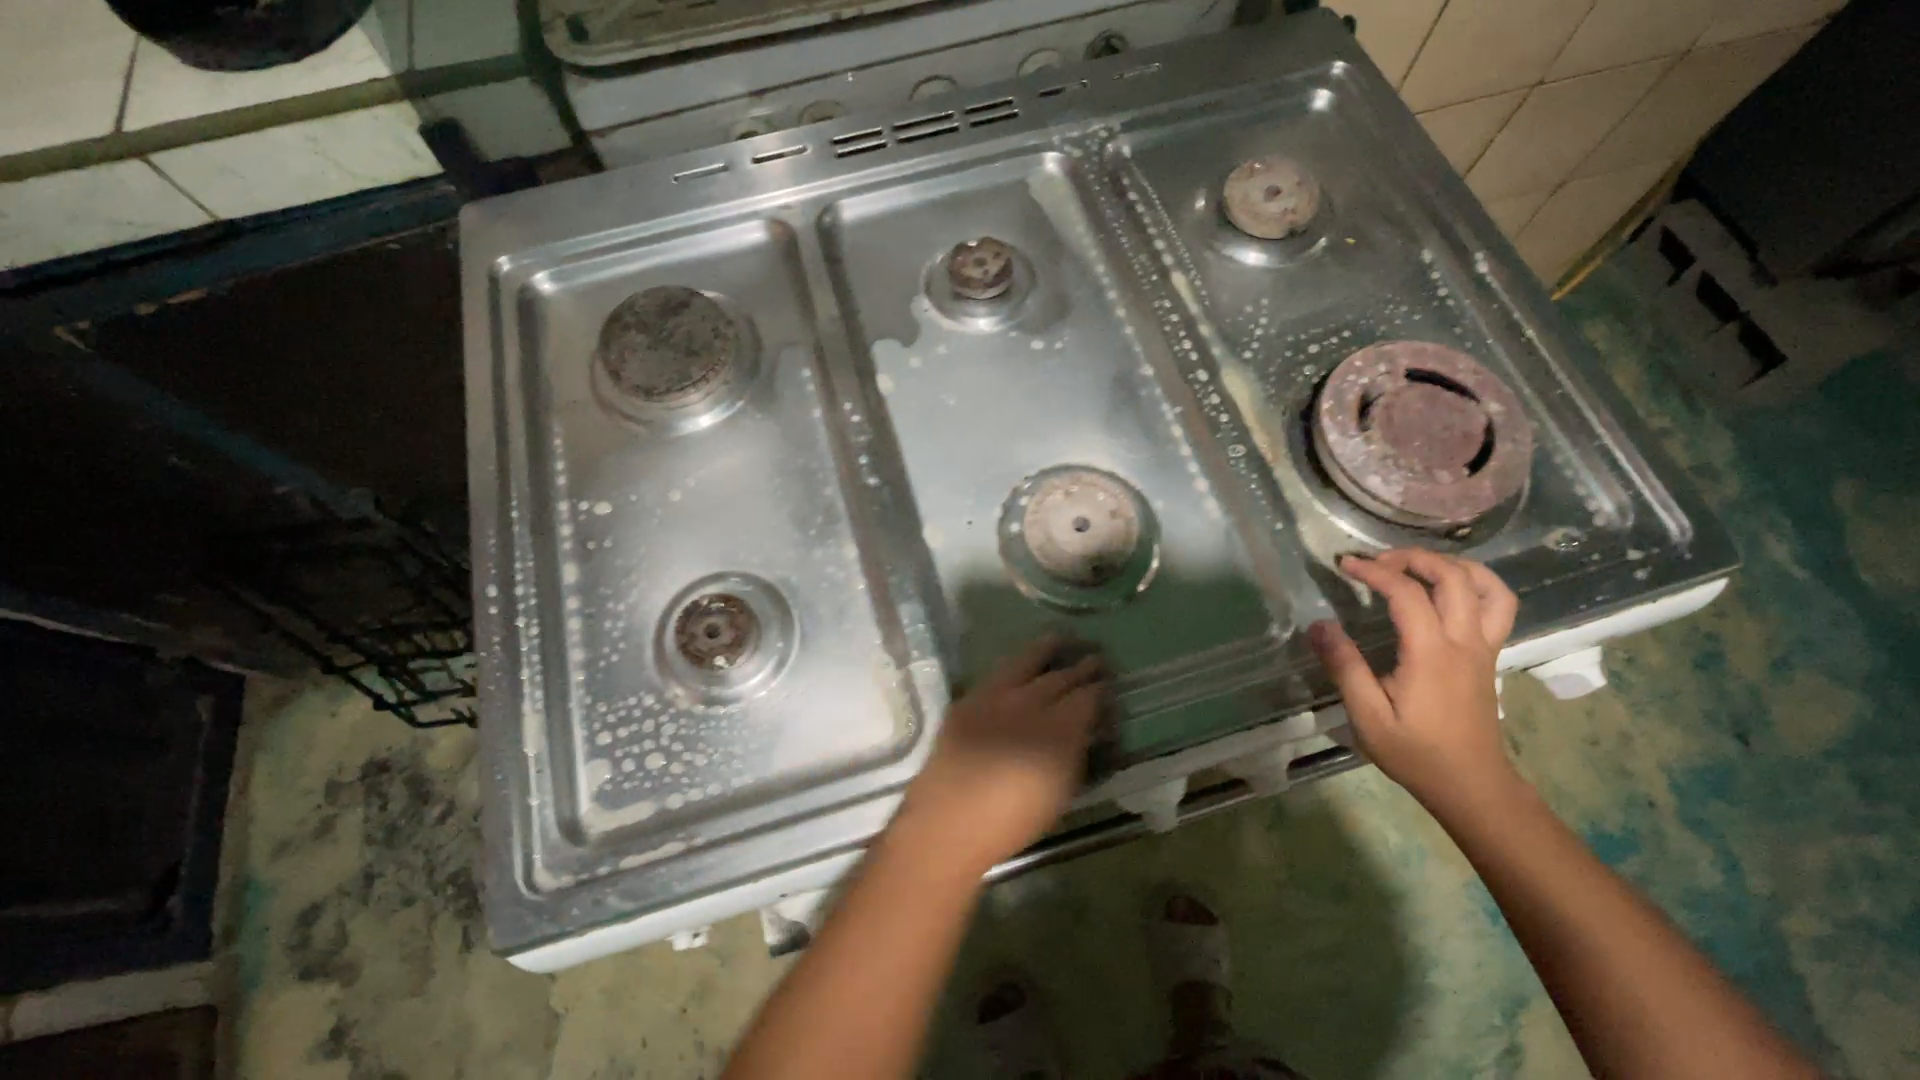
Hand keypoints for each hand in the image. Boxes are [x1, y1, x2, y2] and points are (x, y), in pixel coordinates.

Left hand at [898, 638, 1109, 874]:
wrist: (949, 820)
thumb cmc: (1013, 820)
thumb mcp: (1060, 792)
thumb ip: (1077, 754)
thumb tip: (1087, 730)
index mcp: (1060, 730)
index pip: (1088, 698)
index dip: (1100, 691)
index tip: (1108, 687)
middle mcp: (1030, 703)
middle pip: (1061, 678)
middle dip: (1080, 668)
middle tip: (1095, 659)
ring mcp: (996, 697)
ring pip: (1027, 663)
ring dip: (1047, 651)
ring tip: (1061, 639)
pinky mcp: (969, 700)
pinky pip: (998, 673)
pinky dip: (1016, 664)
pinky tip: (1020, 663)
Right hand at [1307, 549, 1520, 808]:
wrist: (1470, 783)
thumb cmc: (1415, 752)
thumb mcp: (1368, 716)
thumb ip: (1345, 667)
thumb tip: (1319, 626)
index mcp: (1431, 654)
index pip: (1407, 594)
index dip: (1375, 571)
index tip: (1344, 564)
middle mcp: (1464, 642)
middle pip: (1452, 577)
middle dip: (1413, 558)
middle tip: (1378, 561)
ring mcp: (1483, 647)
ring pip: (1486, 586)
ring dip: (1452, 565)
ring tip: (1418, 566)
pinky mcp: (1490, 655)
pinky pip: (1498, 605)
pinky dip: (1477, 584)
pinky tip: (1451, 589)